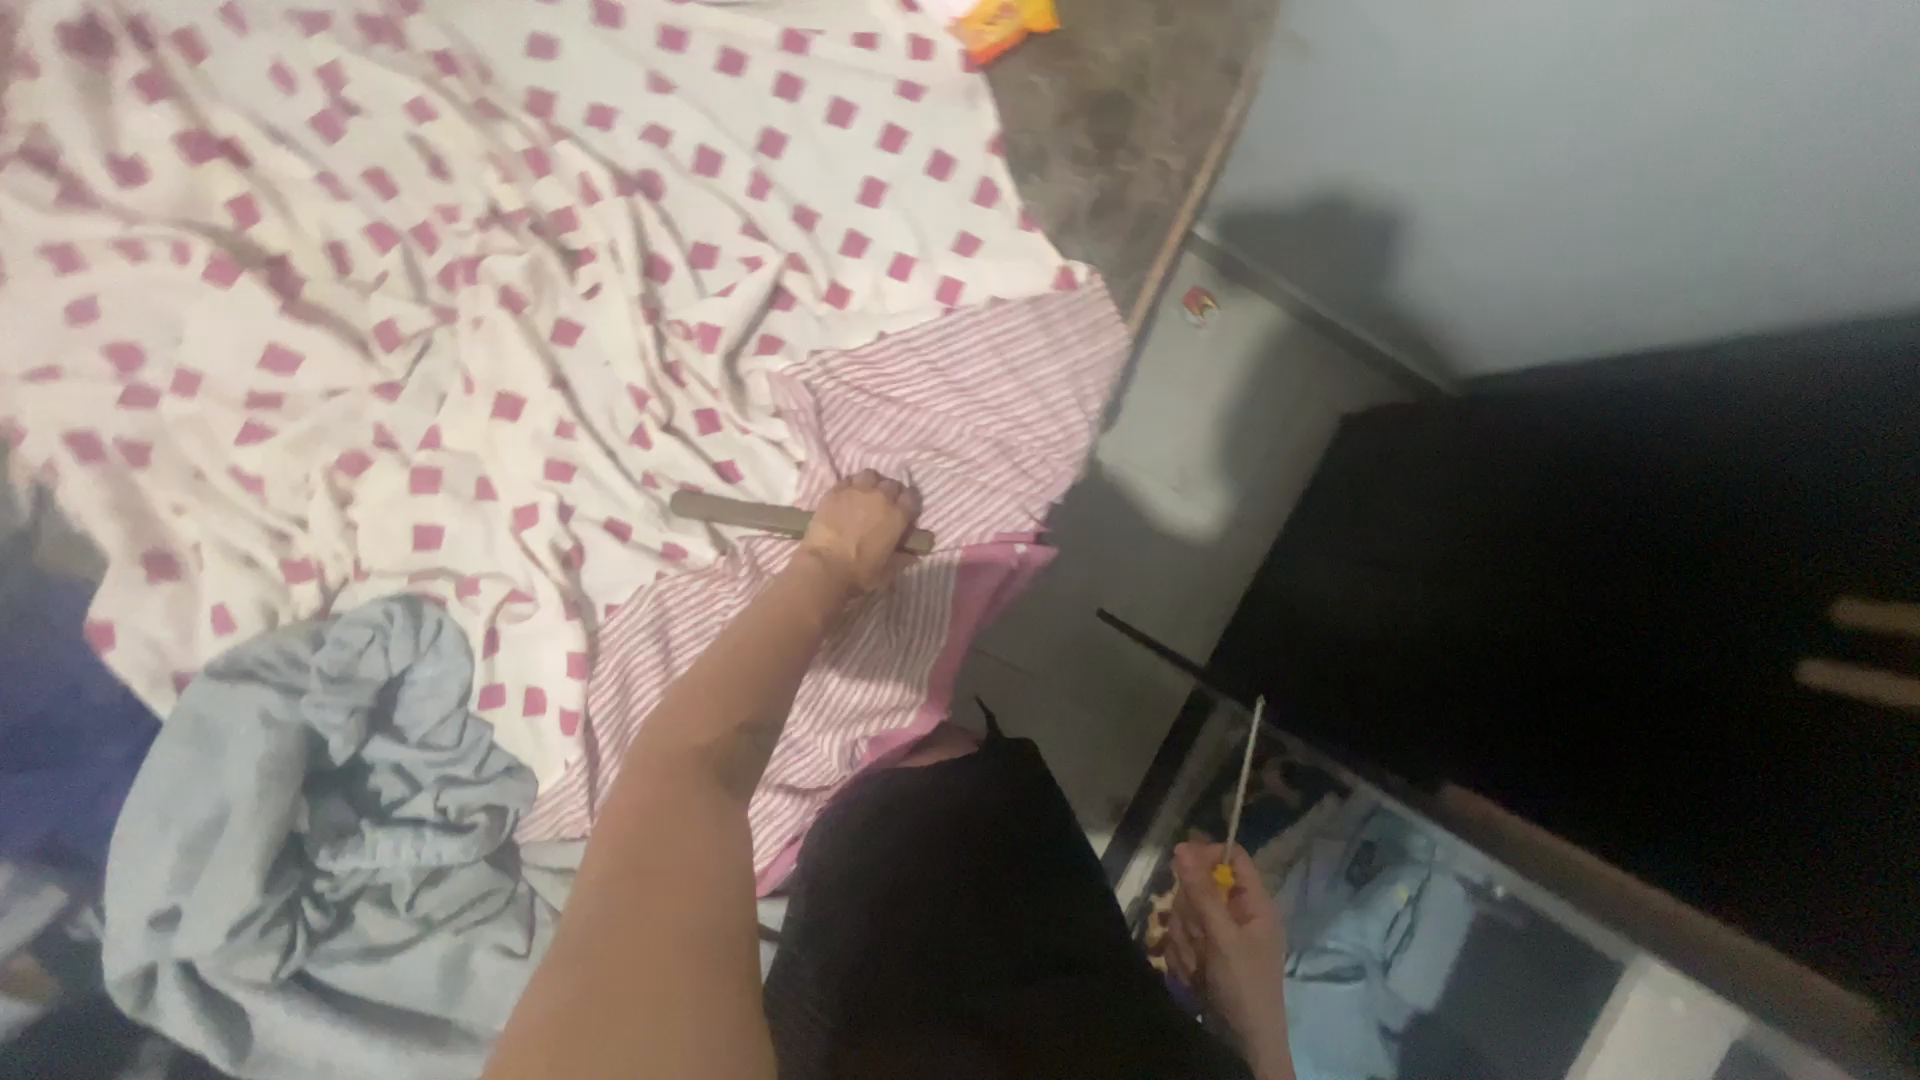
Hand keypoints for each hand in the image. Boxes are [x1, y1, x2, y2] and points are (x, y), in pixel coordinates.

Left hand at [796, 469, 920, 594]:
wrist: (825, 566)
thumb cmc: (860, 572)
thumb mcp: (887, 571)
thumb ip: (901, 560)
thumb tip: (912, 556)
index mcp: (898, 516)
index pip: (911, 497)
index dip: (908, 502)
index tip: (904, 509)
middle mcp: (880, 497)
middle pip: (891, 484)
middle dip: (889, 492)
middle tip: (882, 503)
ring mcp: (856, 491)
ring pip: (869, 475)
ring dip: (870, 483)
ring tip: (864, 494)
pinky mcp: (835, 492)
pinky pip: (847, 480)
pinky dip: (849, 486)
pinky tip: (846, 497)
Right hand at [1168, 842, 1294, 1078]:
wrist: (1244, 1045)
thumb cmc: (1245, 986)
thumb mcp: (1223, 937)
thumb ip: (1202, 891)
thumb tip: (1182, 846)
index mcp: (1254, 903)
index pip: (1232, 857)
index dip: (1207, 853)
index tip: (1180, 863)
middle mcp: (1237, 913)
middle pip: (1200, 885)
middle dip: (1190, 912)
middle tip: (1198, 936)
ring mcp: (1220, 934)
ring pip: (1186, 913)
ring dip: (1185, 939)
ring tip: (1197, 965)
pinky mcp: (1205, 953)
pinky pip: (1181, 938)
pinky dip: (1182, 956)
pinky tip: (1192, 976)